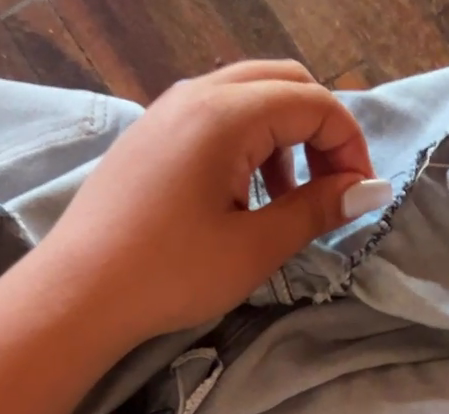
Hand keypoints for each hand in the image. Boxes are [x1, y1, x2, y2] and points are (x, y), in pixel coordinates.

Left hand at [43, 60, 381, 342]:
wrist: (81, 294)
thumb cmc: (171, 274)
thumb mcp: (253, 248)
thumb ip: (315, 210)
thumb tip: (367, 189)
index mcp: (227, 113)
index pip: (314, 103)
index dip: (348, 146)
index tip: (357, 197)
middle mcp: (196, 95)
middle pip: (282, 84)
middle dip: (318, 131)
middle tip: (328, 188)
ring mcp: (164, 113)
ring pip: (245, 99)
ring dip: (280, 139)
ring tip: (282, 202)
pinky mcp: (147, 139)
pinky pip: (210, 120)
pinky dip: (243, 147)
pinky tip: (237, 200)